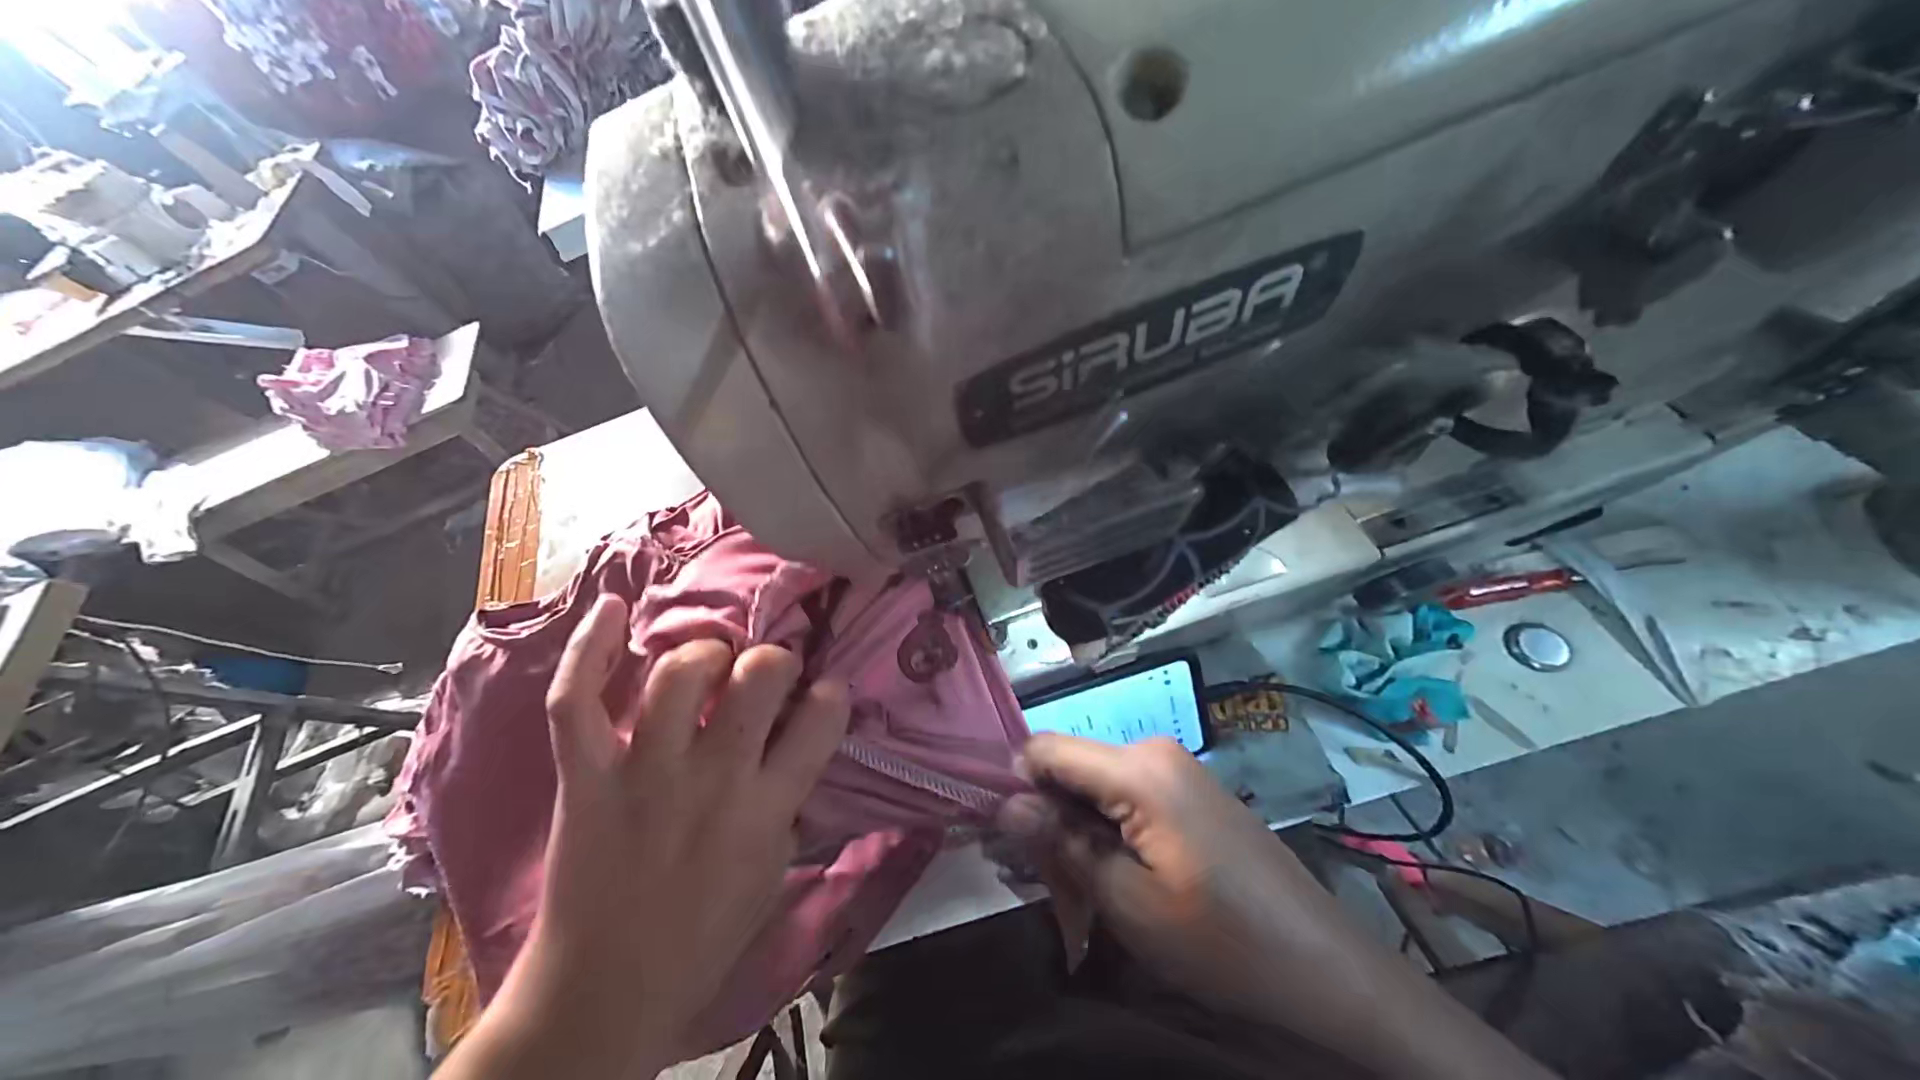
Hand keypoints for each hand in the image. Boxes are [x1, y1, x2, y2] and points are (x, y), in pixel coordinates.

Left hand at [442, 596, 850, 1079]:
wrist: (605, 993)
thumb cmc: (704, 937)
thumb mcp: (774, 873)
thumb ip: (787, 804)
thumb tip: (794, 748)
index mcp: (768, 808)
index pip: (821, 719)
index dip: (829, 692)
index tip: (824, 689)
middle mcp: (713, 779)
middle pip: (758, 675)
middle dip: (771, 659)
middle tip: (763, 672)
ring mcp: (644, 773)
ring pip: (679, 674)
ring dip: (704, 652)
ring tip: (709, 659)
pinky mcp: (585, 778)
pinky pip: (579, 701)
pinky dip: (590, 648)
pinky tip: (614, 608)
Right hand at [1001, 735, 1555, 1079]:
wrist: (1324, 969)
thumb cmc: (1219, 939)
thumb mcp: (1127, 903)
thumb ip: (1061, 844)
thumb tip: (1004, 802)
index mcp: (1138, 767)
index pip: (1044, 748)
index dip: (1017, 787)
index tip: (1006, 839)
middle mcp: (1154, 750)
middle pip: (1071, 766)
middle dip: (1048, 816)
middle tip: (1045, 879)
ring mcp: (1178, 768)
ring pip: (1096, 783)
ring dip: (1077, 828)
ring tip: (1083, 888)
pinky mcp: (1191, 790)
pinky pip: (1128, 794)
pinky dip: (1109, 829)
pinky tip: (1119, 875)